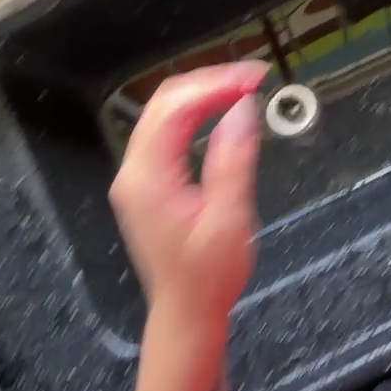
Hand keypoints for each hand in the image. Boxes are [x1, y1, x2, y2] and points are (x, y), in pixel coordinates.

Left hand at [109, 62, 268, 323]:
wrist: (186, 313)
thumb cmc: (209, 275)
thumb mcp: (229, 219)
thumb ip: (233, 160)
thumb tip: (243, 108)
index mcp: (148, 177)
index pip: (176, 108)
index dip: (216, 83)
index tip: (256, 78)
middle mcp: (134, 170)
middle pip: (165, 103)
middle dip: (210, 82)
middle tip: (253, 77)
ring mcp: (137, 176)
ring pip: (165, 113)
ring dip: (204, 94)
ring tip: (243, 88)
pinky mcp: (148, 183)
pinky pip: (168, 132)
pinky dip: (196, 114)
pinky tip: (221, 112)